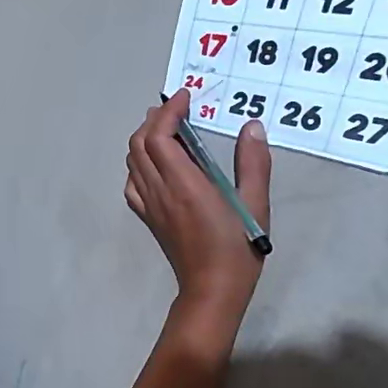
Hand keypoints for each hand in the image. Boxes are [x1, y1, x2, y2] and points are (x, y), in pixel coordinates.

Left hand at [125, 90, 271, 316]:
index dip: (168, 111)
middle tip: (176, 109)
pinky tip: (158, 166)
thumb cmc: (237, 248)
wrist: (212, 290)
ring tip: (167, 130)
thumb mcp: (255, 204)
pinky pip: (132, 183)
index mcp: (184, 184)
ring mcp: (150, 205)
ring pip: (132, 161)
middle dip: (154, 119)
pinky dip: (139, 164)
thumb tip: (252, 127)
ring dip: (144, 138)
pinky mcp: (148, 218)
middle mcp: (160, 191)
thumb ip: (254, 164)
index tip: (186, 97)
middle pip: (139, 144)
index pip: (160, 136)